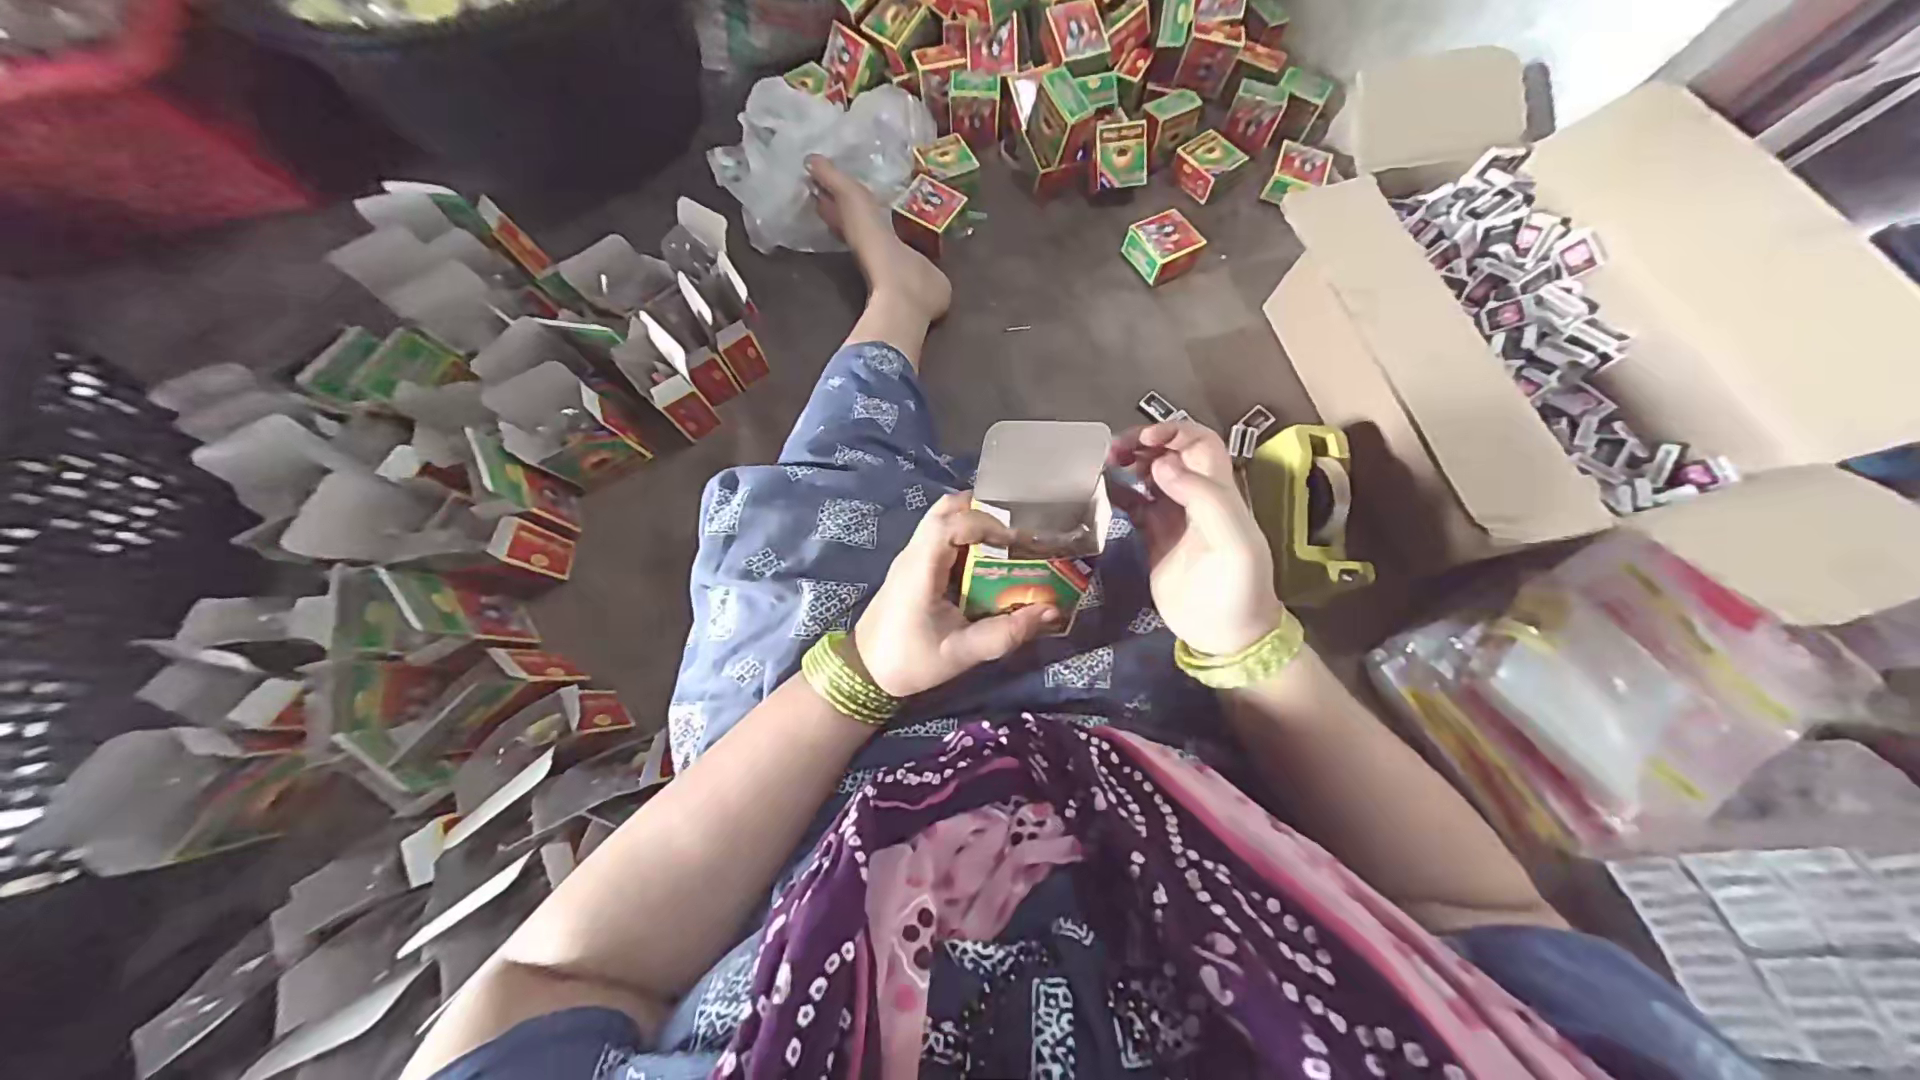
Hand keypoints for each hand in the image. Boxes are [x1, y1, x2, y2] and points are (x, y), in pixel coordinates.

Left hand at [852, 492, 1060, 697]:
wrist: (866, 671)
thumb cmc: (910, 661)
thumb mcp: (962, 652)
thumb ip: (1006, 632)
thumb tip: (1050, 610)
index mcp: (921, 568)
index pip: (951, 523)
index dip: (988, 524)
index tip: (1018, 542)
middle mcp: (914, 553)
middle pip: (946, 509)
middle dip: (985, 512)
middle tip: (1016, 532)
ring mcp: (911, 556)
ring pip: (942, 518)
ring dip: (975, 522)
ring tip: (1007, 543)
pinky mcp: (914, 565)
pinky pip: (941, 535)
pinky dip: (966, 536)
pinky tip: (987, 560)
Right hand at [1110, 421, 1284, 655]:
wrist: (1226, 635)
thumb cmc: (1237, 588)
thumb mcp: (1232, 542)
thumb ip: (1203, 498)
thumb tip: (1162, 464)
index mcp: (1220, 493)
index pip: (1199, 443)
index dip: (1174, 432)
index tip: (1143, 441)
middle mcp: (1197, 499)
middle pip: (1171, 455)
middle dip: (1144, 444)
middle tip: (1115, 453)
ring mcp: (1175, 519)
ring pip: (1152, 477)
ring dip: (1131, 465)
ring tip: (1107, 468)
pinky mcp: (1156, 539)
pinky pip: (1137, 506)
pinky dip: (1121, 494)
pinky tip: (1106, 494)